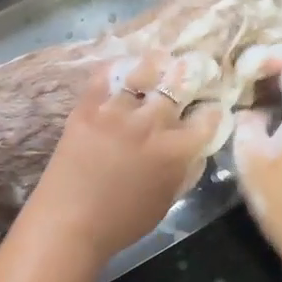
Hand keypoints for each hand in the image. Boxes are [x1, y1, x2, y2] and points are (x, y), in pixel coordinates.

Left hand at [23, 53, 222, 264]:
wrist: (69, 221)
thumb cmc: (122, 222)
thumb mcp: (168, 200)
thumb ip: (185, 170)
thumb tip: (195, 148)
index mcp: (175, 151)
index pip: (207, 118)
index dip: (212, 110)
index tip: (210, 105)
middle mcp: (150, 123)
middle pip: (178, 84)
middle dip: (190, 74)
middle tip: (192, 67)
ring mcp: (117, 110)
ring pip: (144, 70)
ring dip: (156, 64)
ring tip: (161, 60)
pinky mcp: (89, 105)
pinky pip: (106, 75)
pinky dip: (118, 68)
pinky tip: (124, 68)